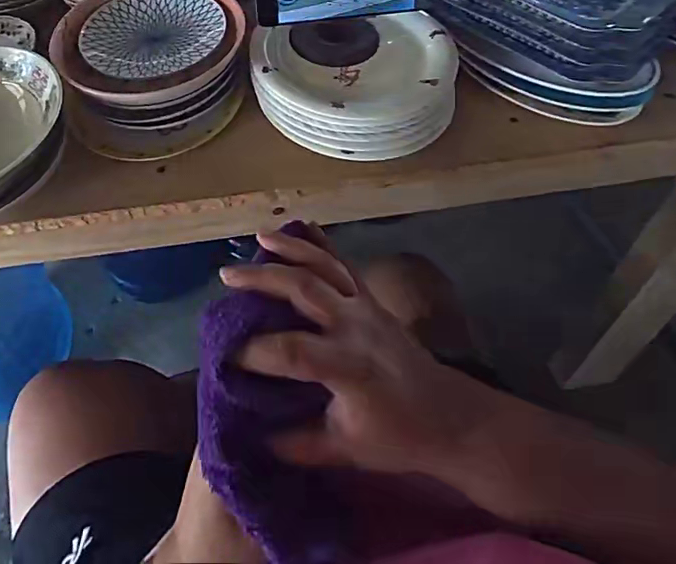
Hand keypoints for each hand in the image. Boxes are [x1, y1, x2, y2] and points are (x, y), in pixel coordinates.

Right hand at [221, 225, 485, 475]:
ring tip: (258, 237)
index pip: (292, 351)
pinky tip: (301, 225)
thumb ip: (299, 444)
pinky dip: (321, 242)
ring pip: (323, 265)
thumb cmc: (398, 436)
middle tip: (226, 278)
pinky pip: (343, 263)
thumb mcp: (347, 450)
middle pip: (302, 288)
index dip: (255, 351)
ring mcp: (364, 305)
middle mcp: (354, 325)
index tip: (224, 354)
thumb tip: (252, 438)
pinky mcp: (371, 297)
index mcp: (348, 366)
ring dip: (289, 248)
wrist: (451, 416)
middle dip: (261, 279)